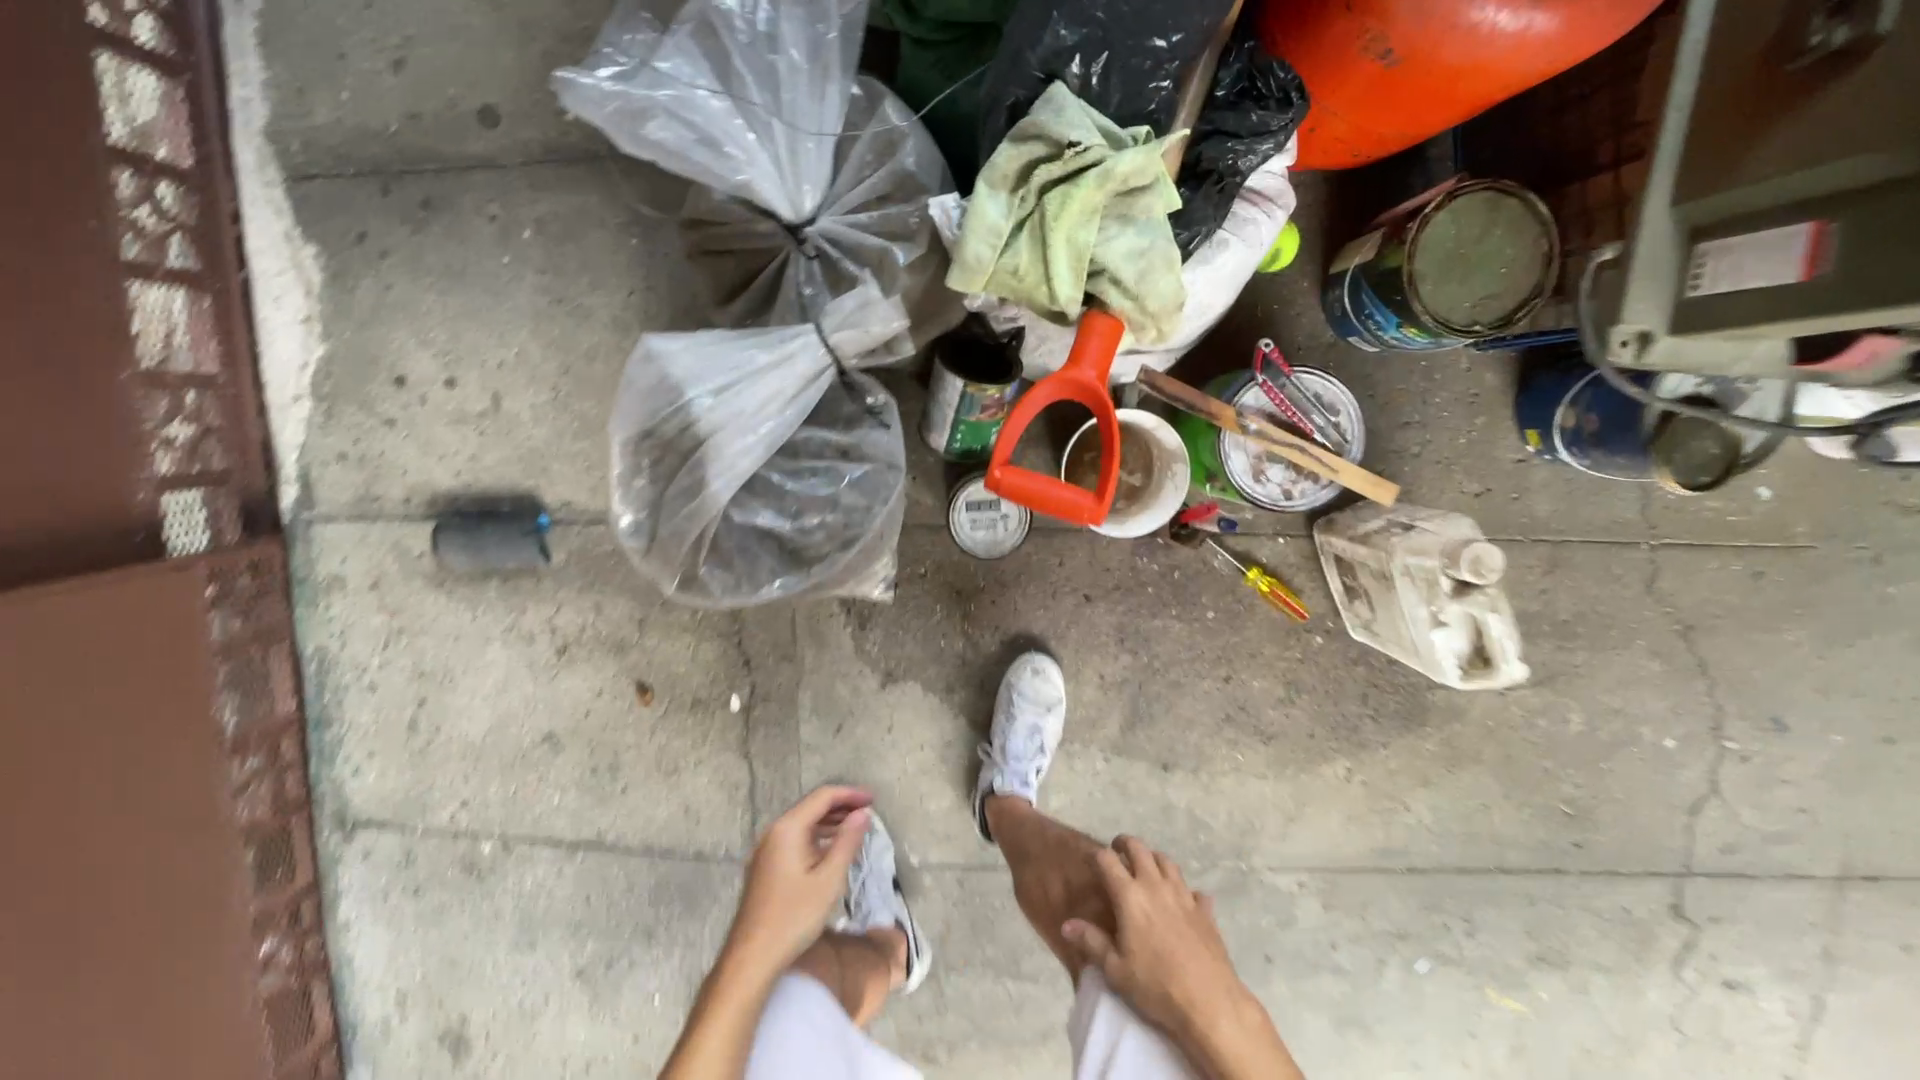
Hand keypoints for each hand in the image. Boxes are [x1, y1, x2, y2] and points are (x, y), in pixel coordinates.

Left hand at [724, 785, 871, 974]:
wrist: (753, 955)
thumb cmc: (794, 916)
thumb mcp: (829, 879)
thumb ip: (847, 842)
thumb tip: (863, 813)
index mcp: (788, 829)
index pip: (822, 797)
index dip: (849, 794)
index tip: (874, 800)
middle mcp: (774, 833)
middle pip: (811, 807)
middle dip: (841, 806)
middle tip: (868, 813)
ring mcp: (767, 850)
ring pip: (802, 825)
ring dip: (829, 822)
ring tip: (855, 829)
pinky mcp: (766, 867)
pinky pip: (795, 840)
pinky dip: (817, 838)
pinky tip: (831, 851)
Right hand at [1063, 836, 1246, 1040]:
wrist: (1209, 1002)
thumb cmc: (1155, 986)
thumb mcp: (1115, 969)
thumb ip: (1091, 942)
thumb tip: (1066, 924)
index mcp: (1130, 897)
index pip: (1108, 861)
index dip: (1097, 856)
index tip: (1091, 859)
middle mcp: (1156, 887)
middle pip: (1140, 850)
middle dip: (1126, 844)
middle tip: (1117, 850)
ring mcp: (1184, 896)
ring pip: (1168, 862)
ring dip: (1154, 859)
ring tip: (1146, 869)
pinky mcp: (1205, 911)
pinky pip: (1194, 890)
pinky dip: (1185, 890)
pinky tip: (1183, 902)